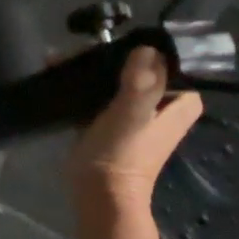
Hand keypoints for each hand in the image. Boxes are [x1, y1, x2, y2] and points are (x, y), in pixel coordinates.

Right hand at [68, 46, 202, 208]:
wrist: (99, 194)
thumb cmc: (119, 154)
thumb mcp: (131, 115)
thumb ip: (142, 82)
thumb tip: (145, 49)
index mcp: (182, 98)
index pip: (161, 58)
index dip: (131, 47)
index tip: (98, 45)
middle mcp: (165, 102)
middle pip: (135, 66)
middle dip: (103, 57)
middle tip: (69, 55)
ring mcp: (138, 111)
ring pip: (115, 77)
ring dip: (89, 69)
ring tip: (57, 61)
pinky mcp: (112, 120)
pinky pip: (101, 92)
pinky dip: (83, 84)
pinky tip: (58, 74)